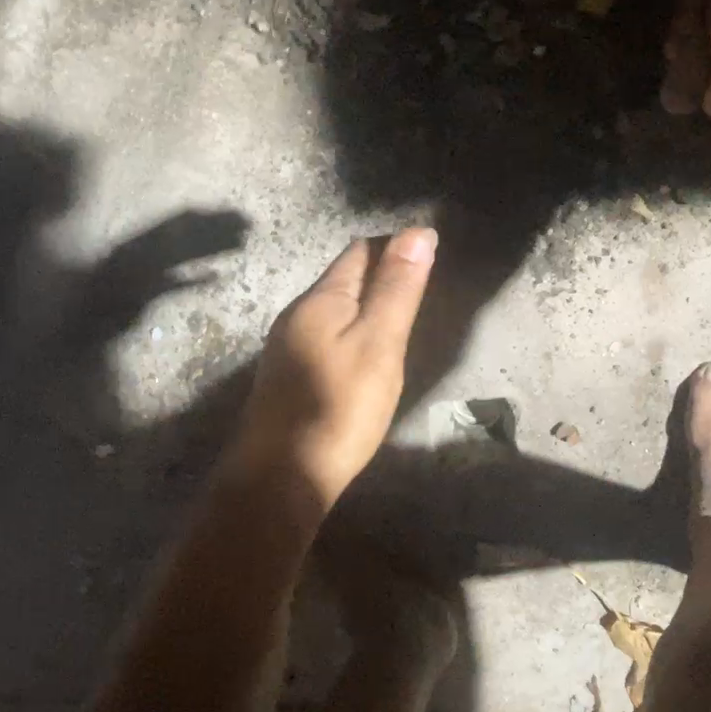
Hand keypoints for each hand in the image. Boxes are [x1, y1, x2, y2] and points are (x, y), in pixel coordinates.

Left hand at [238, 229, 437, 501]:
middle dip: (381, 274)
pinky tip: (364, 357)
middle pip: (344, 278)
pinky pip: (324, 337)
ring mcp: (287, 347)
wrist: (280, 480)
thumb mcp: (380, 342)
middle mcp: (297, 314)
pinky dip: (350, 333)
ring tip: (399, 320)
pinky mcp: (286, 378)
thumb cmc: (339, 407)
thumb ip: (398, 288)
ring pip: (333, 310)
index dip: (395, 247)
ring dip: (365, 305)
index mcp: (321, 299)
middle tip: (421, 288)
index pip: (361, 252)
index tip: (431, 256)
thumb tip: (418, 231)